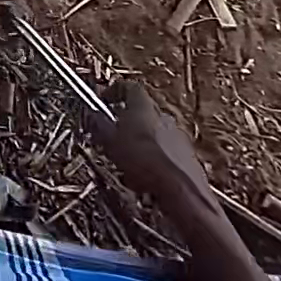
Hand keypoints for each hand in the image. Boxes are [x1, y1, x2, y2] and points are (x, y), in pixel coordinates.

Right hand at [88, 81, 220, 221]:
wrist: (181, 193)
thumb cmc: (143, 161)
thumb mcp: (109, 141)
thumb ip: (98, 124)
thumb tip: (91, 115)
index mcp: (144, 107)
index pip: (129, 87)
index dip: (114, 91)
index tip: (103, 99)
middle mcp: (164, 118)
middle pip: (142, 111)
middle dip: (126, 120)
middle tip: (112, 132)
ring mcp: (179, 138)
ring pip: (154, 133)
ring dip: (139, 141)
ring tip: (126, 159)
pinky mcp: (189, 159)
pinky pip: (166, 152)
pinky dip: (153, 158)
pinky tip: (143, 176)